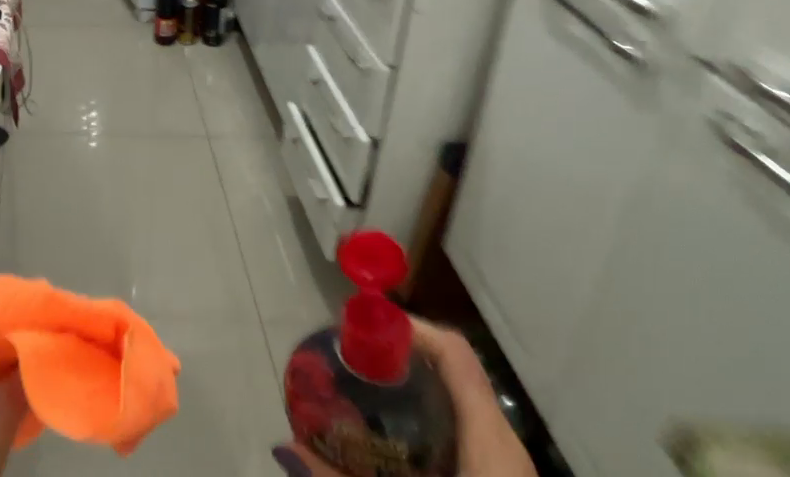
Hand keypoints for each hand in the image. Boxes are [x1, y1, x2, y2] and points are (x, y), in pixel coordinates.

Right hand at [275, 319, 536, 476]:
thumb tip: (284, 447)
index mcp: (489, 437)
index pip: (455, 353)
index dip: (409, 328)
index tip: (360, 327)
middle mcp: (502, 439)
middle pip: (453, 371)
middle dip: (400, 356)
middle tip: (350, 358)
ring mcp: (505, 461)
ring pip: (459, 400)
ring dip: (413, 384)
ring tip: (363, 387)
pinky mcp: (496, 476)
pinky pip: (462, 428)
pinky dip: (427, 415)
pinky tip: (395, 435)